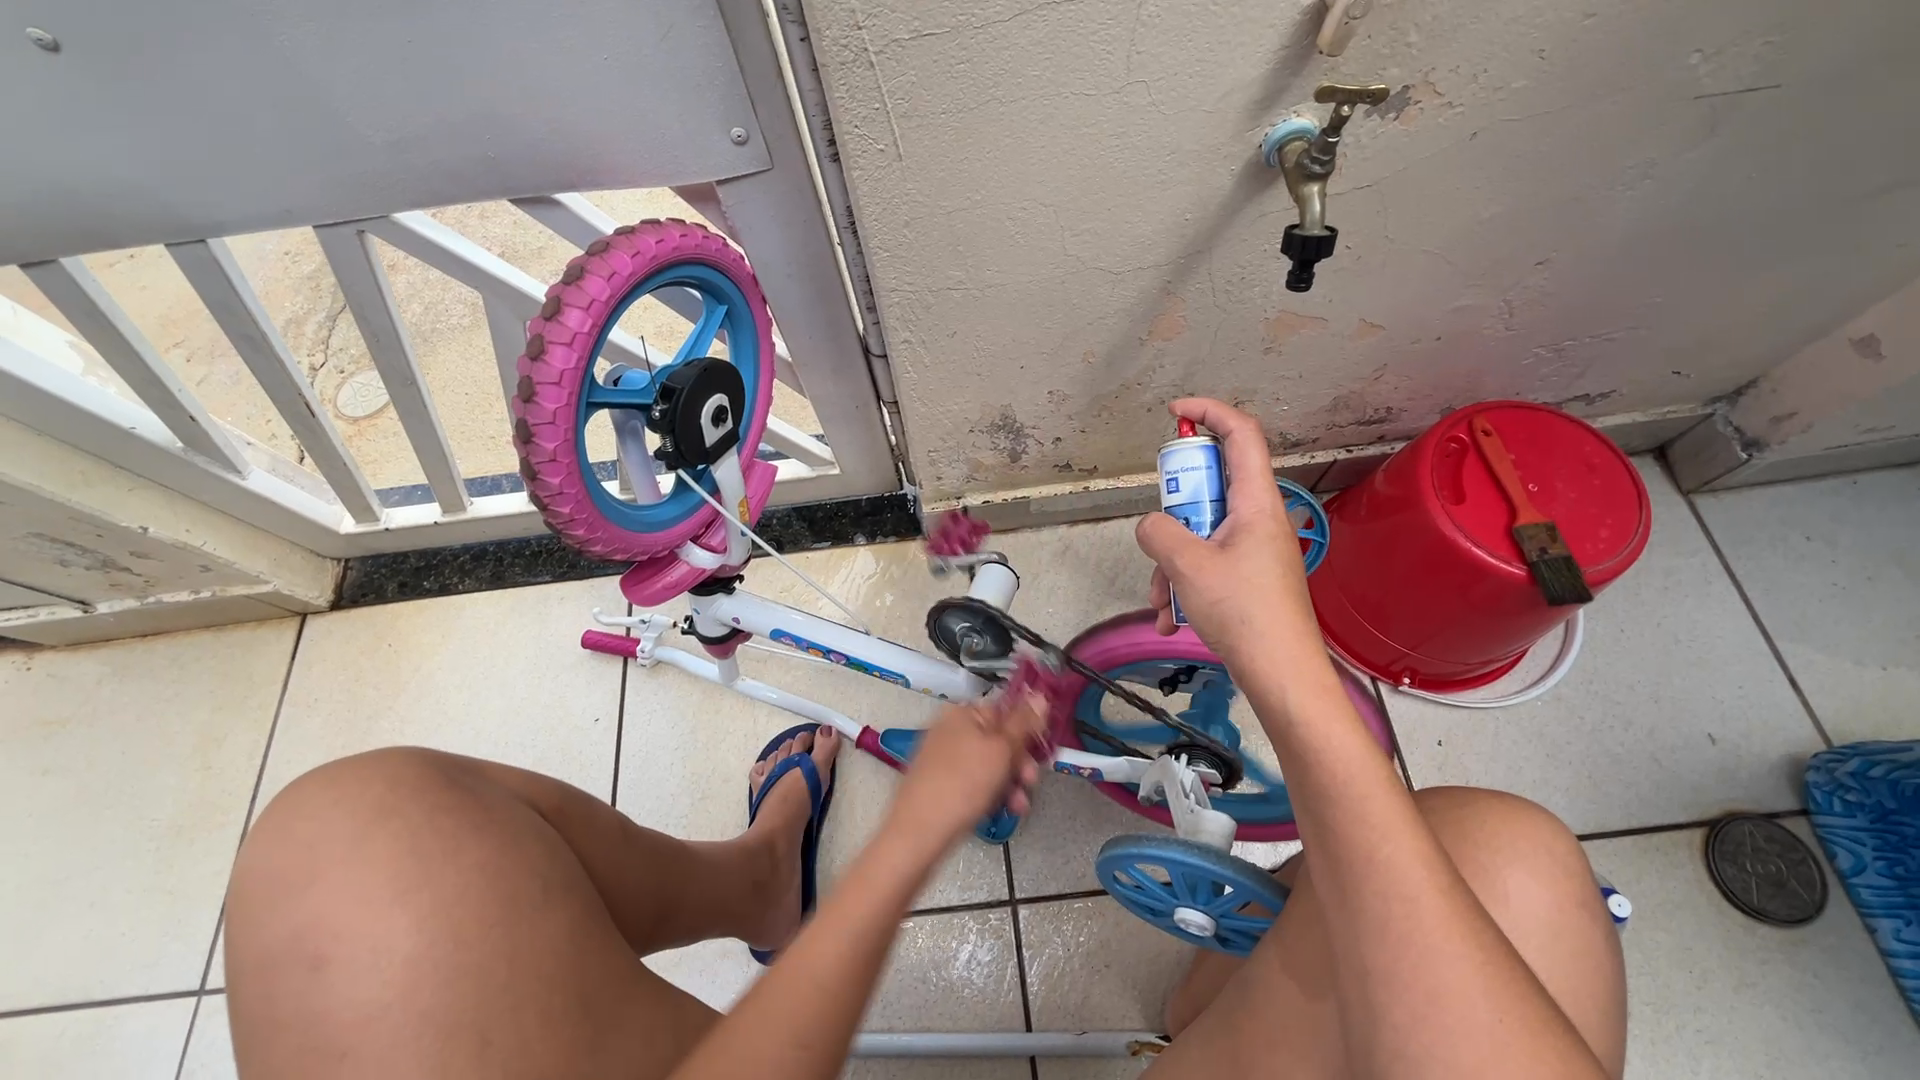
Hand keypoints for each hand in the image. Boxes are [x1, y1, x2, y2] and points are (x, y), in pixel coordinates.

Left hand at [890, 690, 1046, 843]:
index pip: (1004, 712)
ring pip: (989, 765)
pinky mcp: (940, 784)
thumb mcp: (1001, 750)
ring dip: (1010, 784)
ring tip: (1017, 805)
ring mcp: (943, 758)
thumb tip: (1039, 695)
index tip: (1039, 752)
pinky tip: (1001, 811)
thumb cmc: (963, 784)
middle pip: (998, 741)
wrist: (919, 832)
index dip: (1025, 733)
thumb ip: (1023, 722)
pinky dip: (990, 794)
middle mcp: (950, 730)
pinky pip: (974, 783)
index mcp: (962, 713)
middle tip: (1030, 782)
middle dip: (1019, 764)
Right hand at [1135, 398, 1321, 665]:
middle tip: (1160, 541)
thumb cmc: (1243, 611)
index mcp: (1256, 501)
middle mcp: (1260, 517)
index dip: (1208, 411)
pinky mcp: (1250, 576)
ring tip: (1164, 603)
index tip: (1173, 413)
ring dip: (1172, 563)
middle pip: (1209, 488)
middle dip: (1172, 517)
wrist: (1281, 672)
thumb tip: (1152, 527)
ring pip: (1201, 533)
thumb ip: (1159, 532)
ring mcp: (1255, 548)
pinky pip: (1208, 564)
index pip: (1240, 432)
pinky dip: (1186, 586)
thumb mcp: (1188, 566)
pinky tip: (1174, 620)